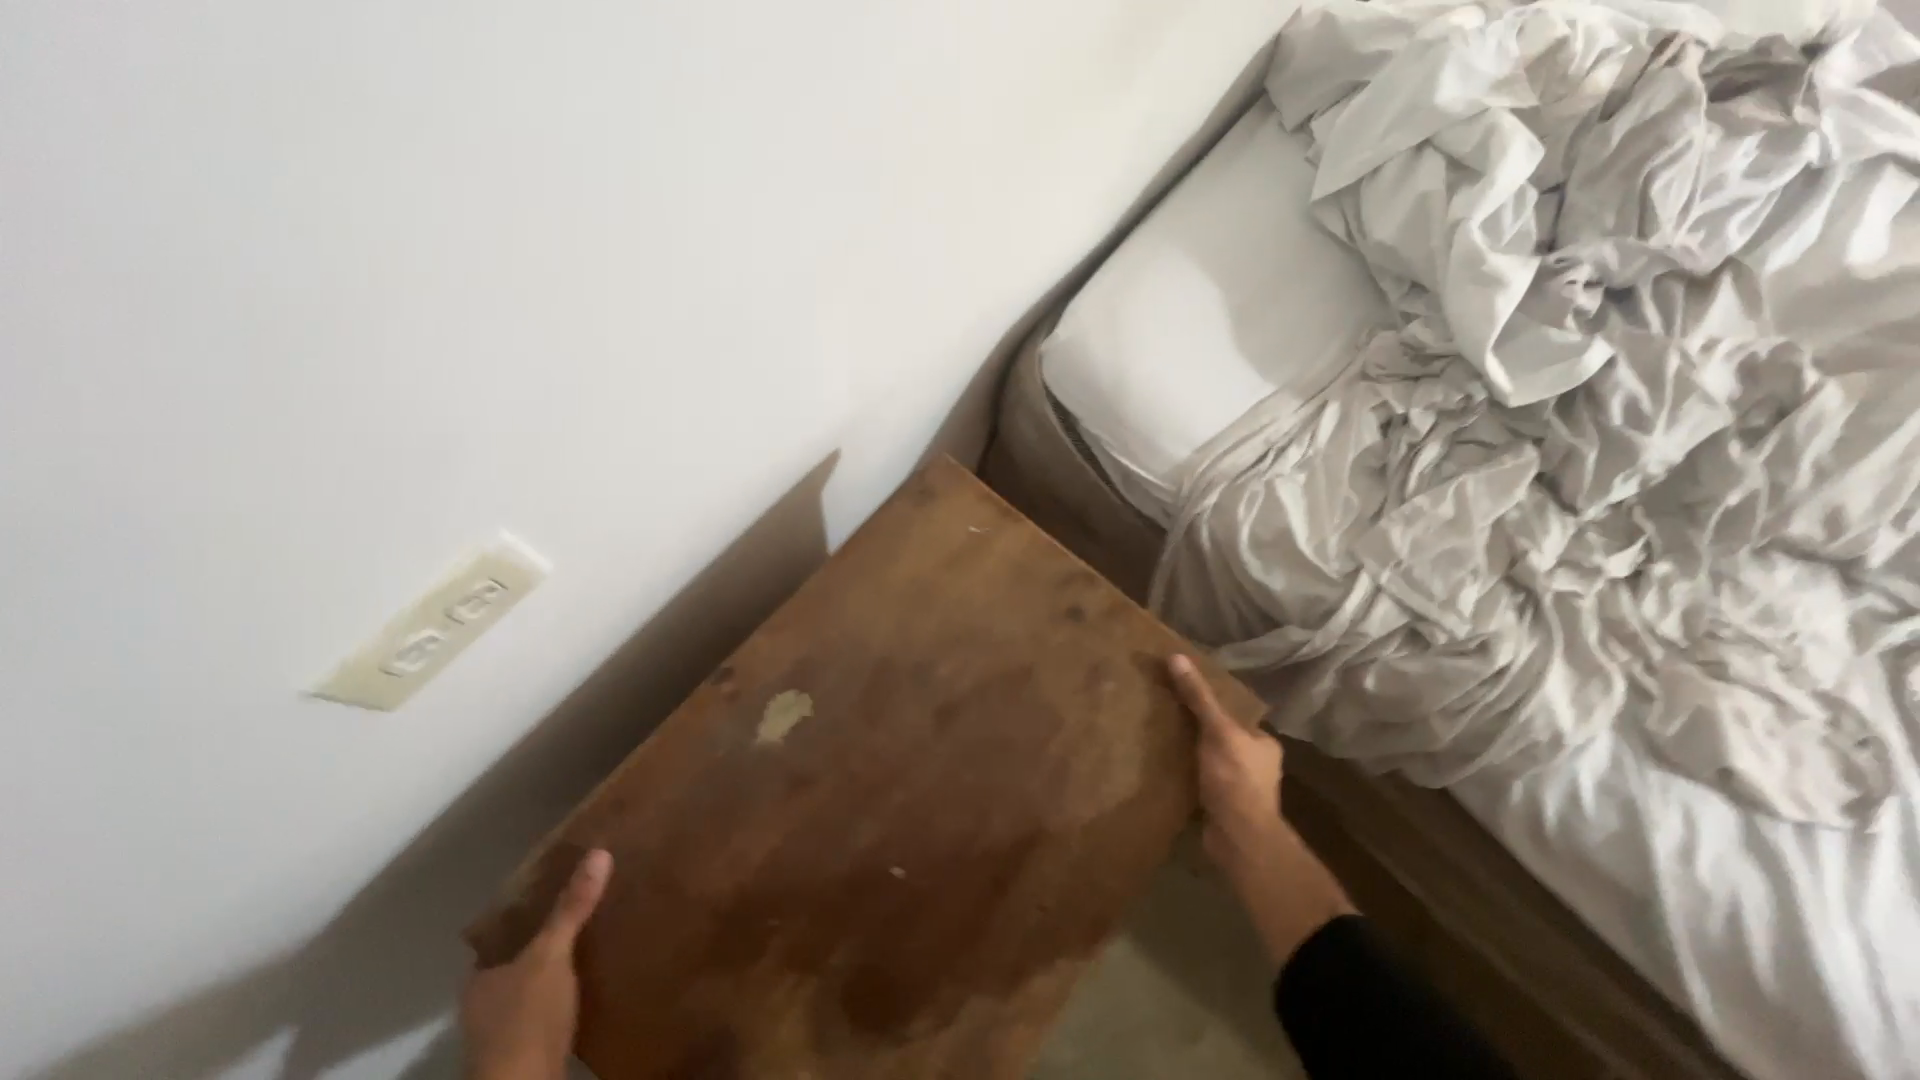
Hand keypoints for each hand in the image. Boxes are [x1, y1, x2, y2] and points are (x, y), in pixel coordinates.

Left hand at [462, 848, 613, 1079]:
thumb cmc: (526, 1018)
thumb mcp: (551, 955)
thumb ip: (571, 909)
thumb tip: (598, 853)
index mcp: (479, 976)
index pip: (503, 933)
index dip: (530, 912)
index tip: (561, 892)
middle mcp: (485, 1001)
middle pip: (520, 959)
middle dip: (549, 940)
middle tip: (587, 913)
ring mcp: (504, 1030)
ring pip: (535, 986)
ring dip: (559, 971)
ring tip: (597, 945)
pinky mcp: (528, 1050)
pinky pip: (550, 1010)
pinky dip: (568, 998)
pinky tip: (593, 987)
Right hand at [1167, 654, 1285, 864]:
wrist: (1240, 839)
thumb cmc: (1235, 779)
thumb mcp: (1216, 730)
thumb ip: (1198, 697)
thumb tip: (1176, 657)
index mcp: (1263, 743)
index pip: (1234, 714)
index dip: (1208, 703)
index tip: (1179, 693)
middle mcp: (1255, 764)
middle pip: (1220, 737)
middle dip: (1195, 730)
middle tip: (1162, 715)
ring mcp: (1239, 788)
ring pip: (1209, 761)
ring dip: (1188, 755)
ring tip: (1156, 740)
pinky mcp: (1222, 808)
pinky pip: (1199, 783)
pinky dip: (1184, 777)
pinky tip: (1162, 770)